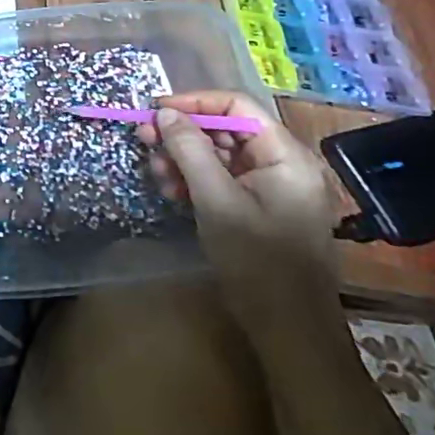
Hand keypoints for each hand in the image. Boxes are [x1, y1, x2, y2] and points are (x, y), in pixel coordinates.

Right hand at [136, 91, 337, 310]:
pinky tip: (173, 192)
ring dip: (184, 158)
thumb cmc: (257, 261)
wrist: (289, 332)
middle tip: (144, 139)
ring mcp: (273, 187)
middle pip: (226, 129)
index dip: (193, 102)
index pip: (236, 105)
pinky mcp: (261, 207)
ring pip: (220, 154)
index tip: (154, 110)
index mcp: (286, 156)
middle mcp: (284, 164)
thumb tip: (163, 112)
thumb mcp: (216, 200)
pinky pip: (224, 178)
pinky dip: (196, 179)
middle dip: (183, 133)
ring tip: (157, 174)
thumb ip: (189, 150)